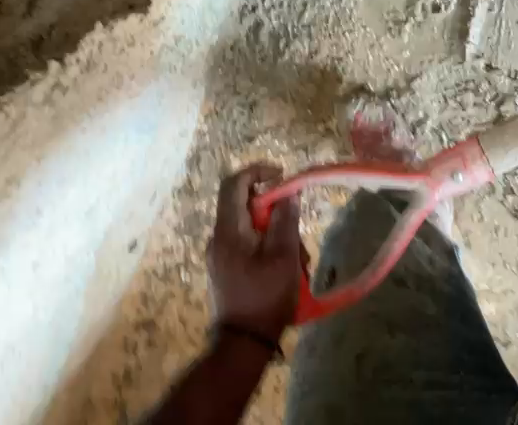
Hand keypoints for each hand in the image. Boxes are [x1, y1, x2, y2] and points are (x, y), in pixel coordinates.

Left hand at [208, 164, 301, 341]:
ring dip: (278, 238)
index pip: (234, 183)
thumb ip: (285, 220)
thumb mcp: (283, 256)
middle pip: (248, 207)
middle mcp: (219, 239)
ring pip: (253, 229)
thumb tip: (287, 193)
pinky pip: (249, 247)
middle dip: (278, 215)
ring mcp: (221, 256)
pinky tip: (288, 273)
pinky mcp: (227, 270)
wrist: (242, 345)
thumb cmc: (264, 297)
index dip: (258, 171)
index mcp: (228, 230)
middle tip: (298, 236)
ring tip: (299, 263)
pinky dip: (269, 251)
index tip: (282, 177)